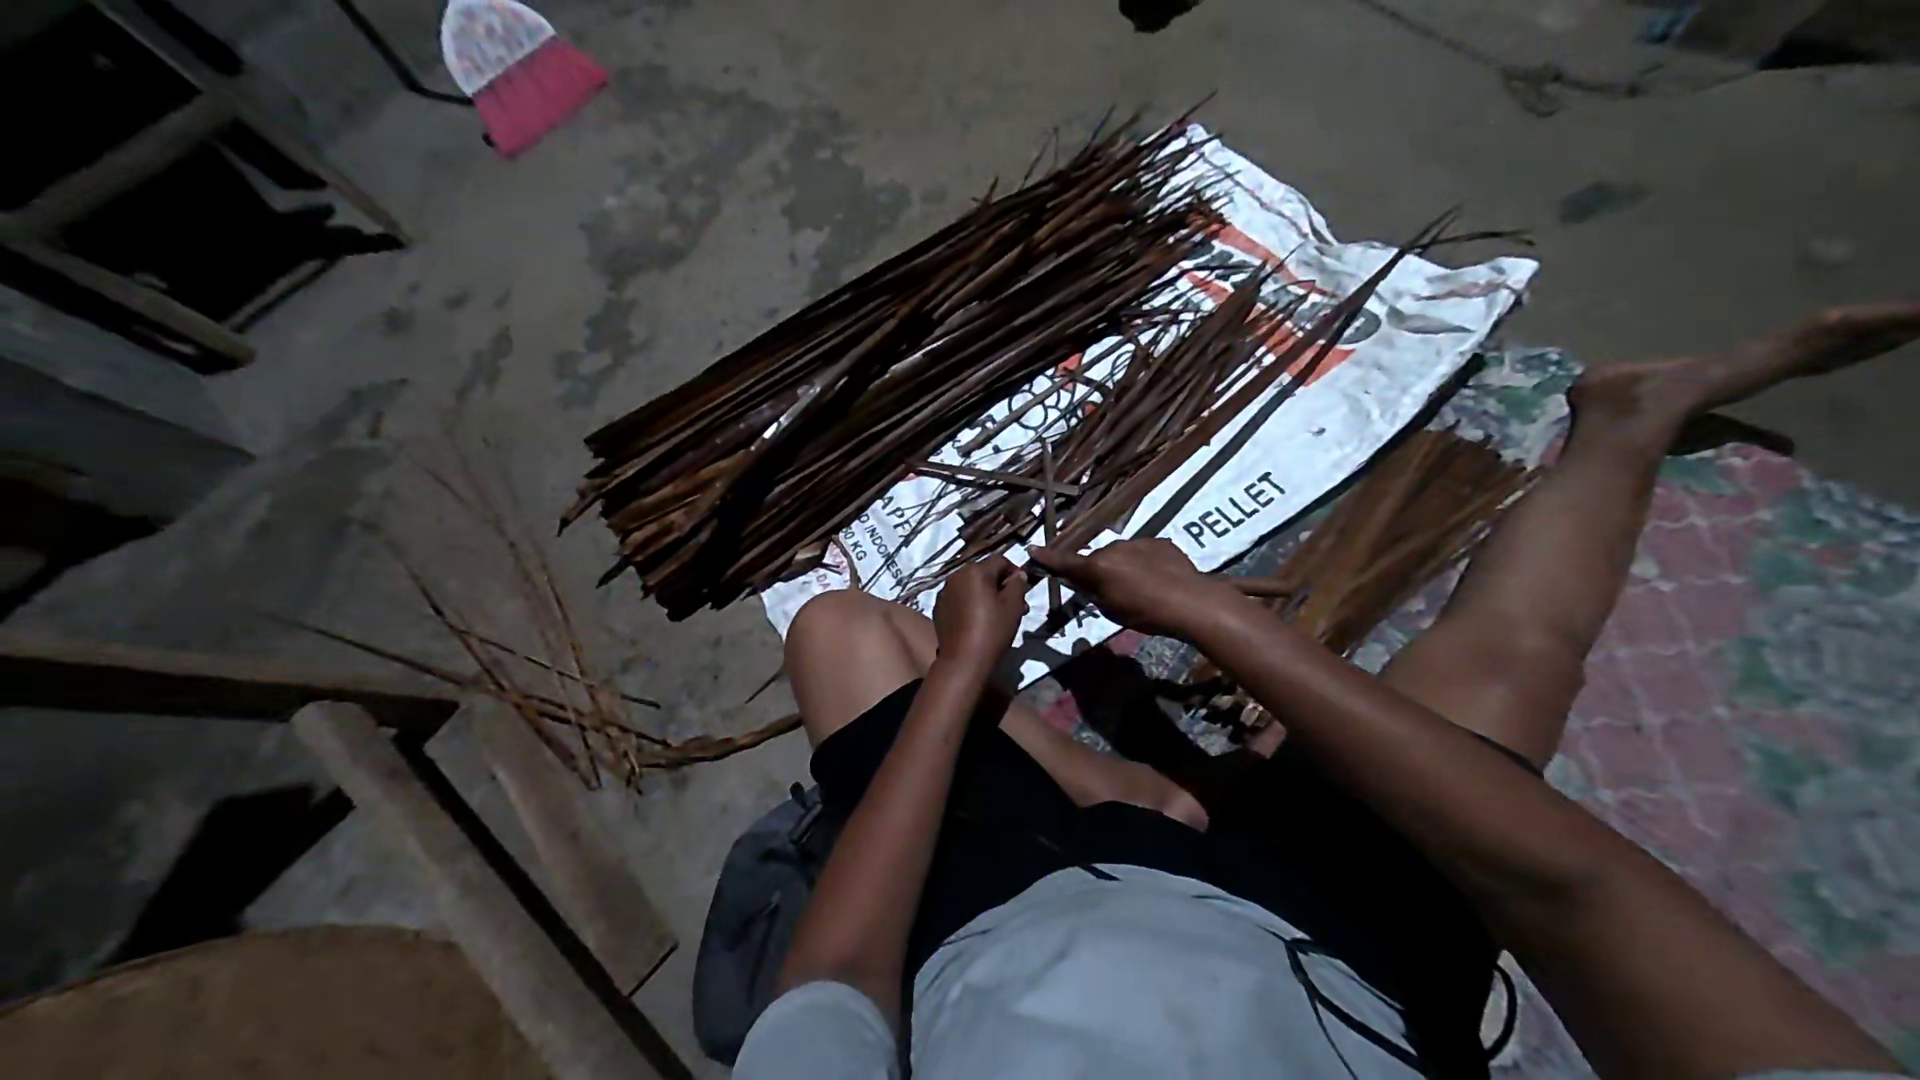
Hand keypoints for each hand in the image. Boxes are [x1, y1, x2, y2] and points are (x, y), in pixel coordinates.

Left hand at [933, 556, 1029, 672]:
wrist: (963, 660)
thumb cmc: (992, 630)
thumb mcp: (1013, 605)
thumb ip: (1018, 584)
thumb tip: (1018, 575)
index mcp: (975, 571)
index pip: (1001, 561)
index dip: (1015, 572)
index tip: (1023, 590)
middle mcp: (956, 576)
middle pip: (984, 573)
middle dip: (1000, 585)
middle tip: (1015, 604)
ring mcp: (944, 592)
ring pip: (971, 586)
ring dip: (986, 594)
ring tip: (997, 614)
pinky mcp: (939, 608)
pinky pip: (959, 598)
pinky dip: (970, 603)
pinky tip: (978, 620)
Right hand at [1028, 538, 1243, 638]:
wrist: (1192, 602)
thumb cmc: (1146, 614)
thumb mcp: (1111, 610)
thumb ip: (1094, 593)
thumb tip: (1087, 583)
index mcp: (1098, 566)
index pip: (1066, 562)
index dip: (1047, 558)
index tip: (1032, 549)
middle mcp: (1114, 548)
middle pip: (1098, 559)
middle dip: (1099, 571)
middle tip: (1111, 593)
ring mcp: (1139, 542)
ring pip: (1122, 554)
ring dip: (1125, 567)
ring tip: (1142, 589)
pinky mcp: (1161, 543)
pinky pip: (1145, 553)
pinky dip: (1146, 564)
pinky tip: (1160, 581)